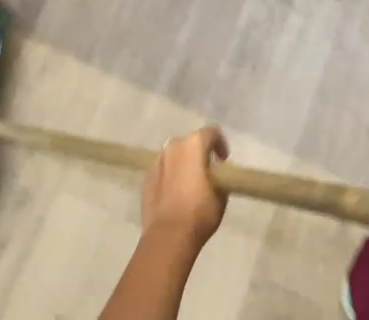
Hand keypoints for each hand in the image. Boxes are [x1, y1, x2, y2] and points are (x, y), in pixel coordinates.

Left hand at [141, 126, 228, 247]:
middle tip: (207, 171)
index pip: (212, 132)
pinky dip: (169, 175)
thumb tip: (215, 174)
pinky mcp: (146, 179)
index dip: (220, 144)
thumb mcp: (222, 193)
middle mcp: (173, 147)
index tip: (223, 161)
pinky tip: (174, 192)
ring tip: (189, 181)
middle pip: (190, 142)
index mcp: (194, 145)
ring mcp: (157, 162)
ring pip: (173, 155)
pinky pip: (162, 170)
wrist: (168, 236)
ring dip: (183, 163)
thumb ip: (219, 176)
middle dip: (199, 153)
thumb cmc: (200, 212)